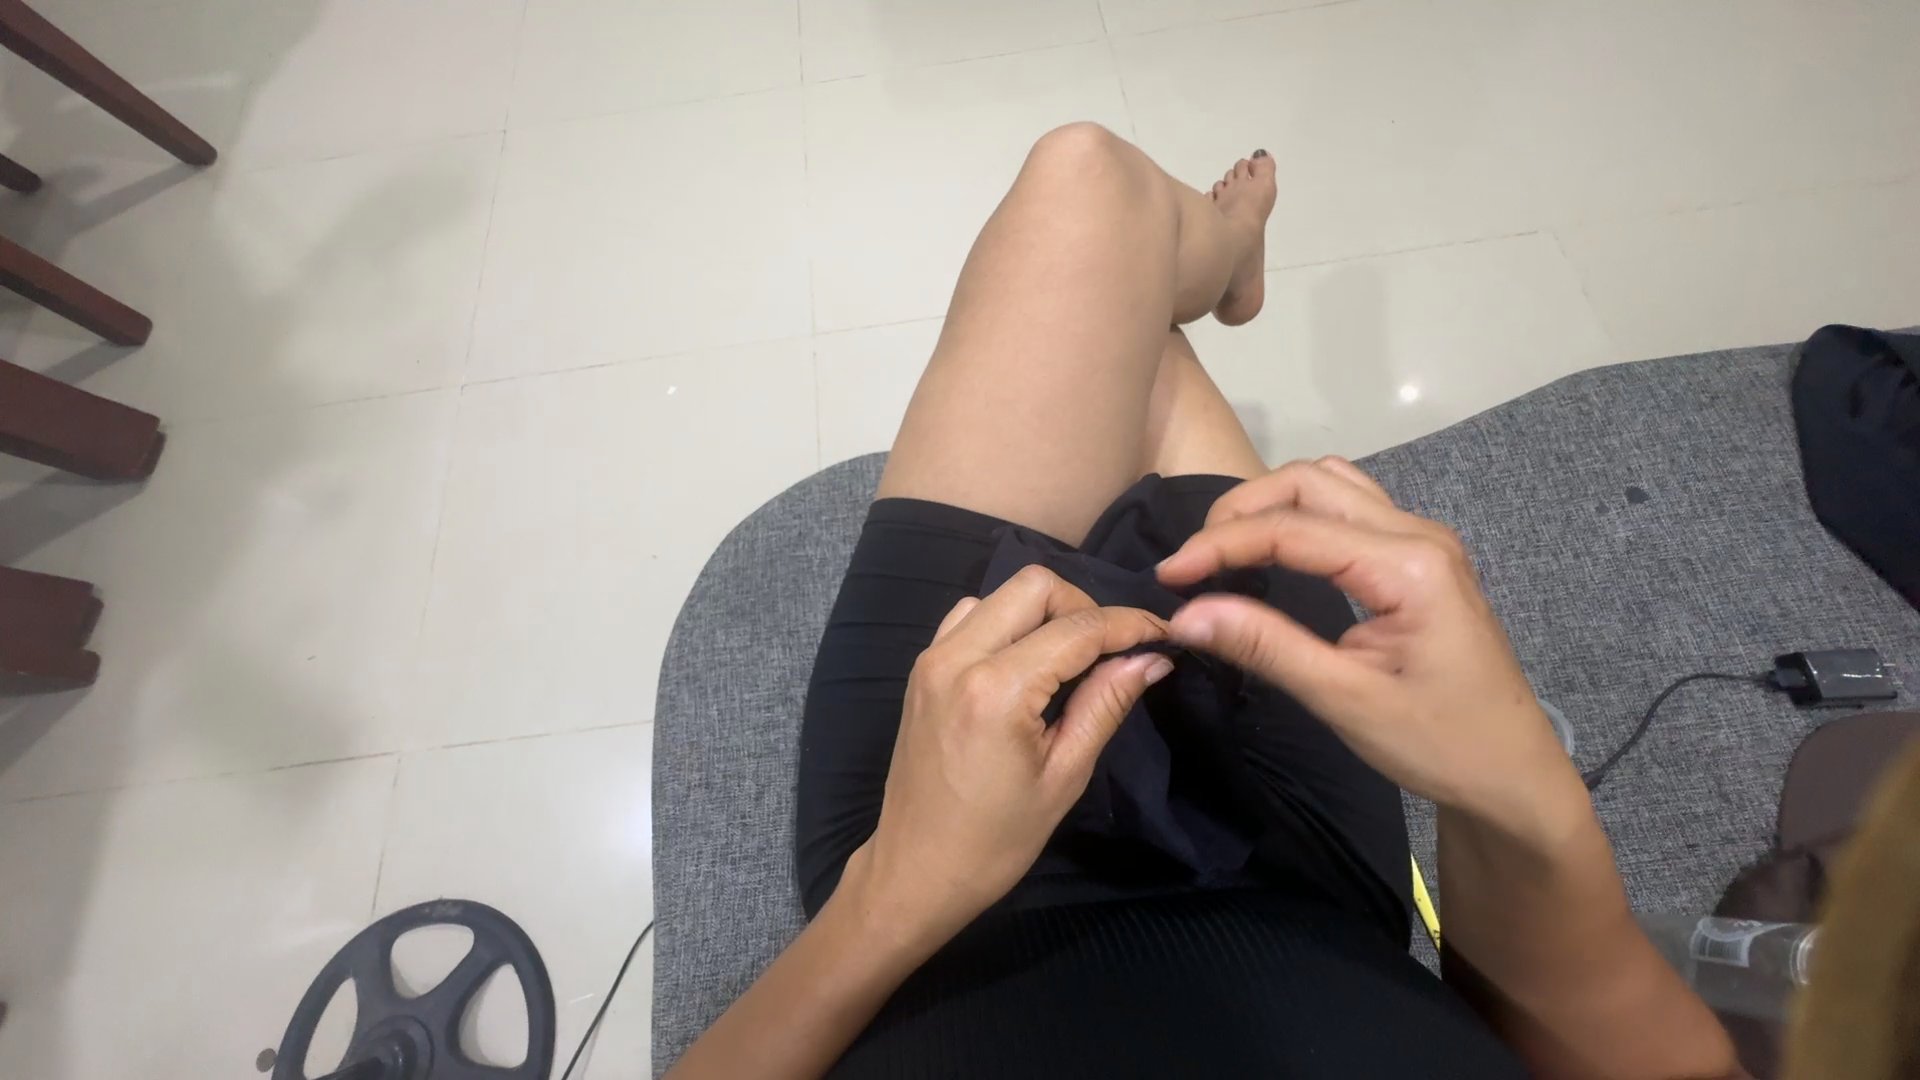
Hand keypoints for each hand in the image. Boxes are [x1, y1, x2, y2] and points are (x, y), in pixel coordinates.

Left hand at [854, 565, 1172, 940]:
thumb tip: (1152, 658)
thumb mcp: (1064, 775)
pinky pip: (969, 615)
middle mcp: (958, 656)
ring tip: (1069, 657)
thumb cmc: (996, 840)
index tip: (1162, 632)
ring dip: (1043, 611)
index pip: (1077, 628)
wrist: (915, 869)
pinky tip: (1023, 660)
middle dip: (1084, 605)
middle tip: (1110, 649)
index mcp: (997, 689)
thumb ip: (1106, 704)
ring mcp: (932, 657)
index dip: (1128, 624)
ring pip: (1000, 593)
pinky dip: (1005, 621)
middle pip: (1034, 585)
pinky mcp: (921, 666)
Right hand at [1156, 458, 1585, 835]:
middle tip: (1195, 560)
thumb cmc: (1438, 743)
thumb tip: (1184, 615)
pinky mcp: (1413, 555)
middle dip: (1240, 511)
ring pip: (1327, 483)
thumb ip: (1264, 646)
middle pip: (1308, 481)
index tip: (1167, 577)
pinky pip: (1345, 504)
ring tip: (1224, 549)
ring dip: (1267, 503)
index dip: (1219, 545)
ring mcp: (1419, 540)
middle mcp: (1417, 534)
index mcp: (1407, 566)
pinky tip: (1275, 548)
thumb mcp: (1344, 699)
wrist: (1513, 775)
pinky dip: (1296, 513)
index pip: (1291, 529)